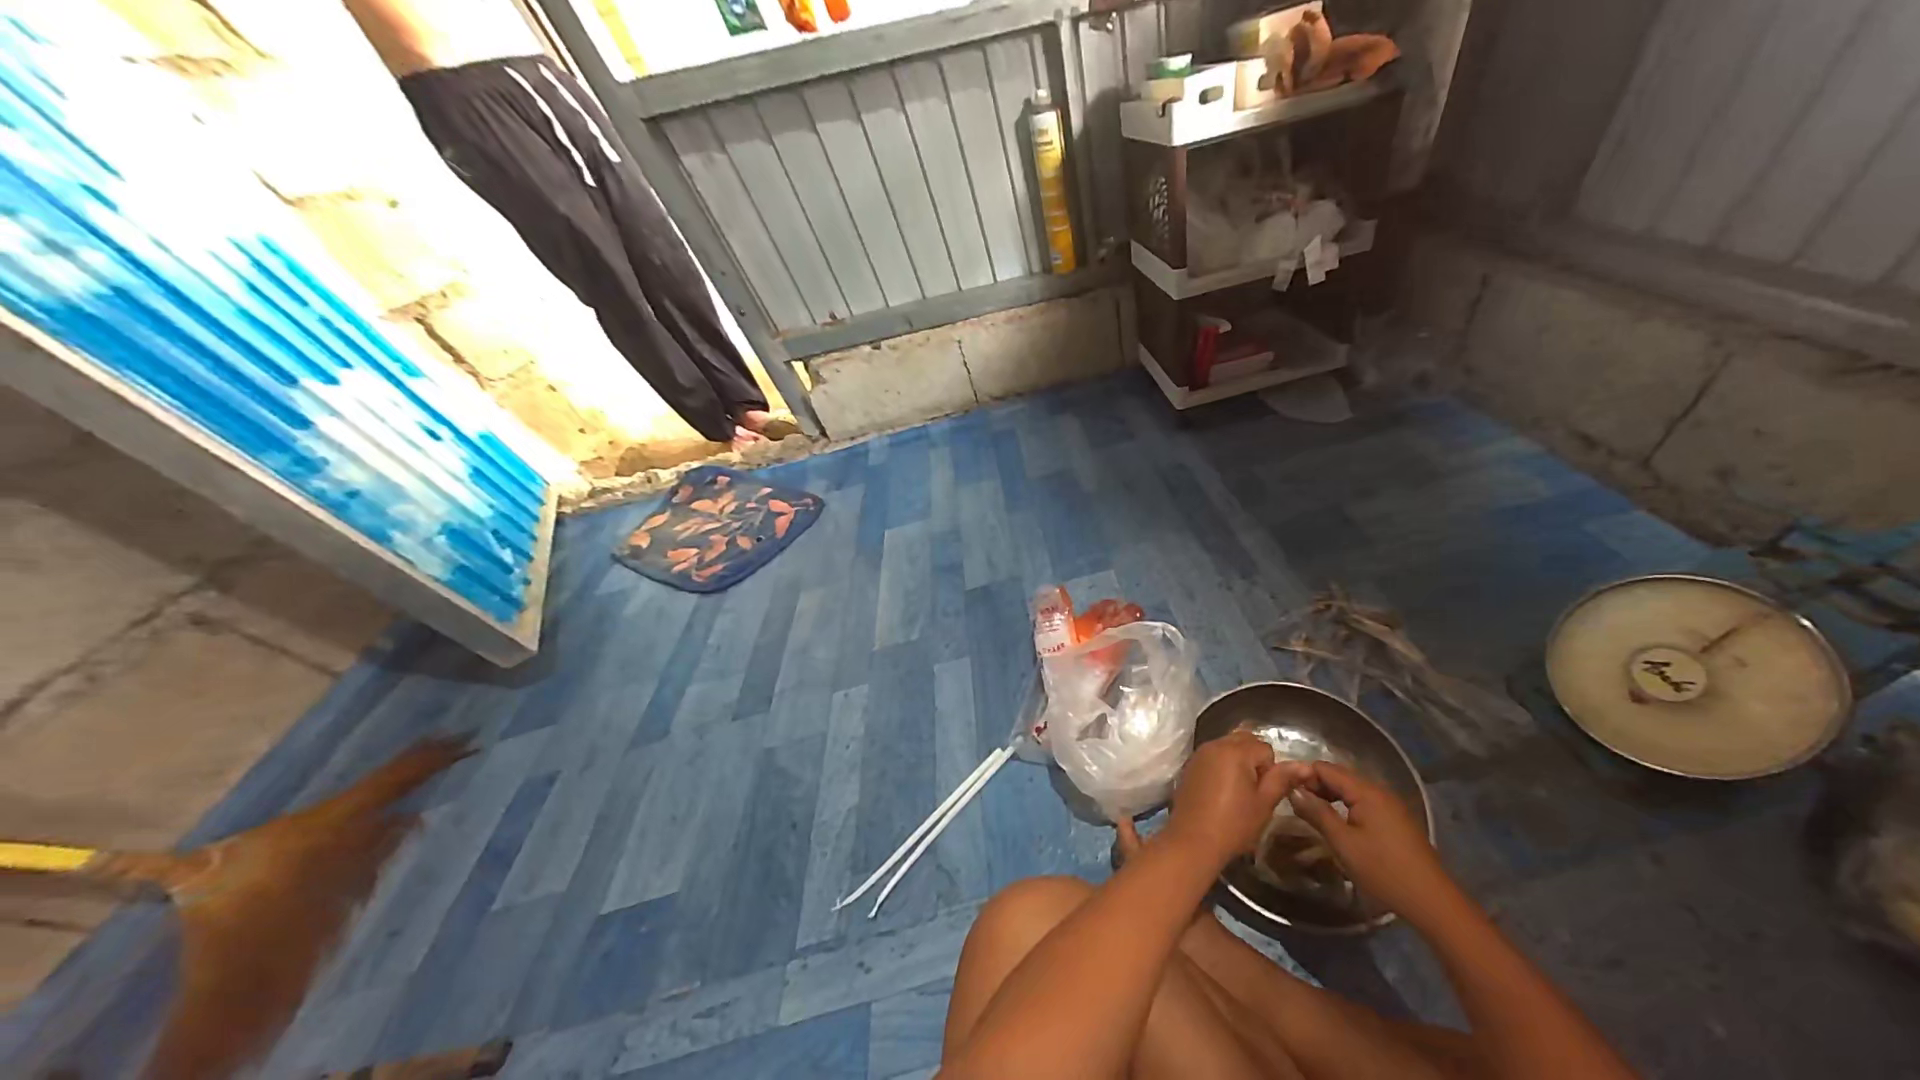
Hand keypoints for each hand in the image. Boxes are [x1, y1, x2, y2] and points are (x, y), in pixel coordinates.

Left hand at [1161, 732, 1305, 867]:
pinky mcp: (1189, 765)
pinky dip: (1221, 765)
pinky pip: (1212, 755)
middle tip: (1253, 790)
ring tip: (1237, 792)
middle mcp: (1215, 745)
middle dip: (1254, 759)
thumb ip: (1283, 779)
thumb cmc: (1233, 824)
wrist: (1192, 840)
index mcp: (1235, 751)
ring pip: (1227, 746)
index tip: (1262, 792)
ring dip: (1238, 761)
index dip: (1270, 770)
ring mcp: (1199, 754)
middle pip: (1244, 740)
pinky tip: (1221, 791)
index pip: (1265, 748)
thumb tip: (1305, 765)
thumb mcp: (1264, 803)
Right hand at [1287, 761, 1455, 922]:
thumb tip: (1292, 790)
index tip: (1284, 789)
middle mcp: (1380, 791)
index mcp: (1367, 792)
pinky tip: (1335, 823)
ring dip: (1329, 796)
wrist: (1431, 901)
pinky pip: (1363, 803)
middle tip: (1293, 802)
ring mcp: (1390, 806)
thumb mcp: (1343, 842)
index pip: (1326, 768)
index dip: (1303, 775)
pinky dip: (1345, 806)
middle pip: (1339, 776)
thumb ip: (1316, 812)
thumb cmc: (1383, 869)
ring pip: (1351, 790)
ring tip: (1309, 812)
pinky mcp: (1395, 820)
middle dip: (1315, 785)